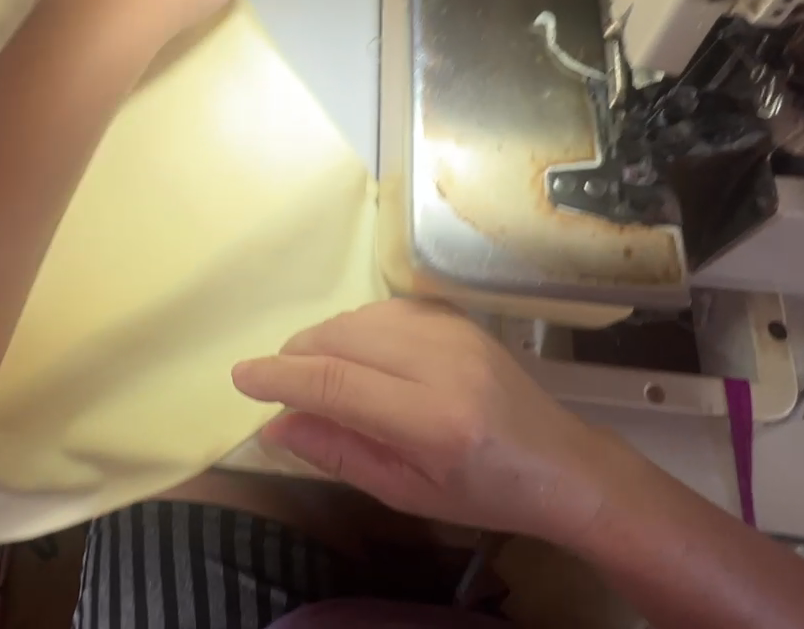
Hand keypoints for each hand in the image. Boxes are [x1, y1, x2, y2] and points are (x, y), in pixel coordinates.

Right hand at [231, 299, 635, 543]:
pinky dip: (355, 329)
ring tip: (319, 374)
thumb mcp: (407, 493)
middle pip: (338, 338)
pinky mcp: (454, 315)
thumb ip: (337, 453)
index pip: (334, 382)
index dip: (279, 377)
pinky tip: (359, 356)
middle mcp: (440, 361)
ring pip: (356, 317)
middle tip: (278, 383)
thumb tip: (273, 425)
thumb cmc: (483, 492)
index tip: (241, 378)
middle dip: (295, 355)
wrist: (562, 462)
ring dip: (323, 340)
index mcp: (431, 419)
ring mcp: (450, 330)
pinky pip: (382, 309)